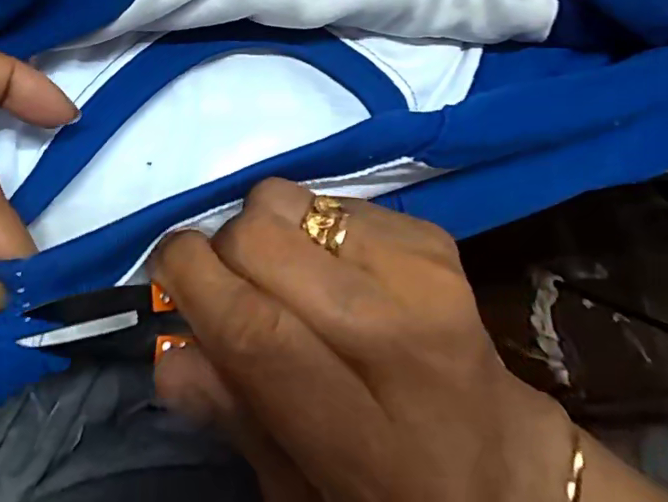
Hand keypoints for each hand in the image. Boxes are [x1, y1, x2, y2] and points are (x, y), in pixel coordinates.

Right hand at [153, 180, 667, 501]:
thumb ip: (234, 415)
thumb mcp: (298, 490)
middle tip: (231, 284)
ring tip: (284, 274)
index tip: (166, 270)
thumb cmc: (389, 491)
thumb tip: (168, 351)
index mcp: (364, 431)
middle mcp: (399, 335)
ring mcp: (423, 271)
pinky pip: (327, 195)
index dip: (195, 282)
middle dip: (224, 250)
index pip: (258, 328)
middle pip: (264, 239)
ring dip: (266, 229)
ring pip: (290, 199)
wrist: (501, 456)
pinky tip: (330, 265)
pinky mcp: (431, 233)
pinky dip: (307, 222)